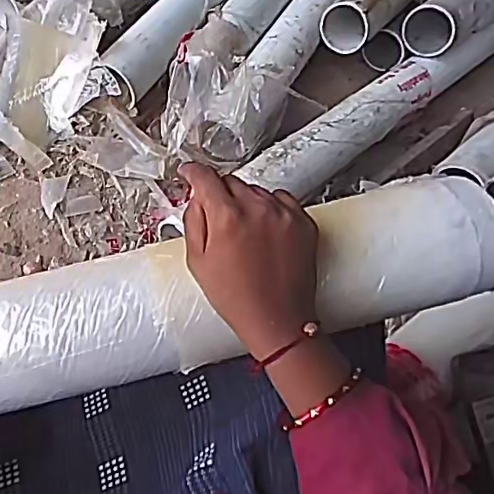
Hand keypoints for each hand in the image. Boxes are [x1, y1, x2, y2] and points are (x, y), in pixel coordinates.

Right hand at [179, 163, 351, 417]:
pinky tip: (264, 232)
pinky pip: (282, 200)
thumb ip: (193, 222)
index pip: (205, 177)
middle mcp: (258, 209)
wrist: (278, 320)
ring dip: (246, 202)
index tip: (190, 173)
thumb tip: (195, 199)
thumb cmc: (237, 298)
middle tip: (218, 218)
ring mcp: (284, 214)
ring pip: (257, 191)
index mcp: (227, 217)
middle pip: (231, 182)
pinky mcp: (303, 222)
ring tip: (244, 234)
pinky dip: (271, 208)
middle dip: (220, 194)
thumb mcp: (198, 262)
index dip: (193, 172)